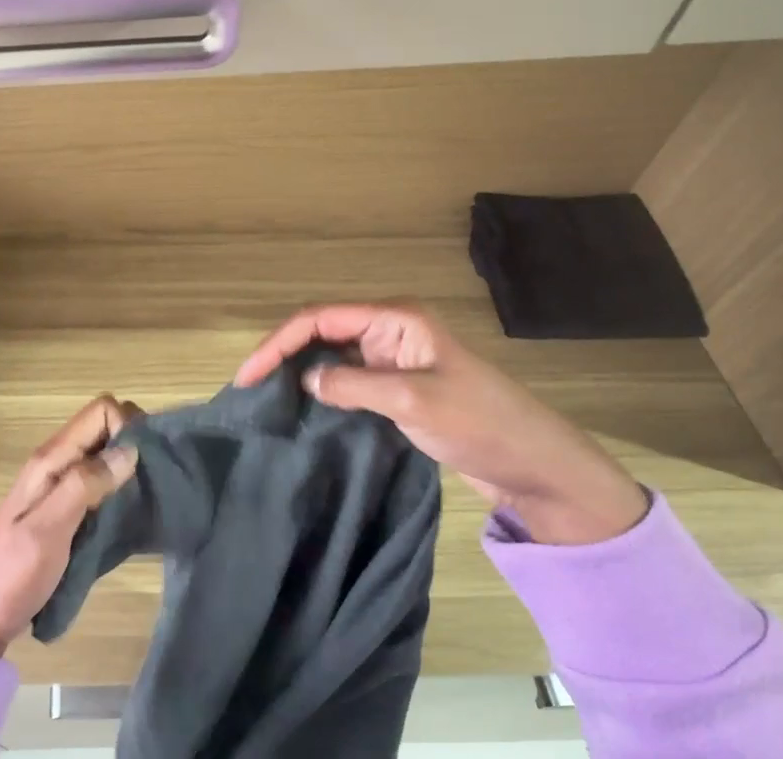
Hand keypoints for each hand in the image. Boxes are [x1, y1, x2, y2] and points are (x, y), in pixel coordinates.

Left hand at [0, 395, 140, 656]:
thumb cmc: (9, 575)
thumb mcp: (47, 531)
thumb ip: (83, 486)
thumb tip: (129, 450)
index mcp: (50, 460)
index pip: (100, 411)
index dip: (127, 426)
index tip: (144, 465)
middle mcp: (56, 465)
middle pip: (105, 430)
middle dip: (135, 445)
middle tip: (154, 482)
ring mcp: (60, 489)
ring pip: (104, 458)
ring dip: (130, 470)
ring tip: (150, 499)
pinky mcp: (66, 513)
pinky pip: (100, 486)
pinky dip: (120, 491)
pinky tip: (133, 516)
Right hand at [236, 304, 647, 545]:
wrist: (535, 465)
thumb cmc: (480, 423)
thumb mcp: (413, 400)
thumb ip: (354, 385)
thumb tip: (303, 380)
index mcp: (396, 319)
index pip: (320, 318)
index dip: (278, 343)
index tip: (247, 377)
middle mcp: (390, 331)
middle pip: (320, 332)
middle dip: (282, 355)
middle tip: (249, 391)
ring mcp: (393, 360)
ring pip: (331, 357)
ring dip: (299, 374)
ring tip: (265, 401)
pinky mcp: (397, 389)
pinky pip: (348, 382)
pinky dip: (322, 393)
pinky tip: (302, 412)